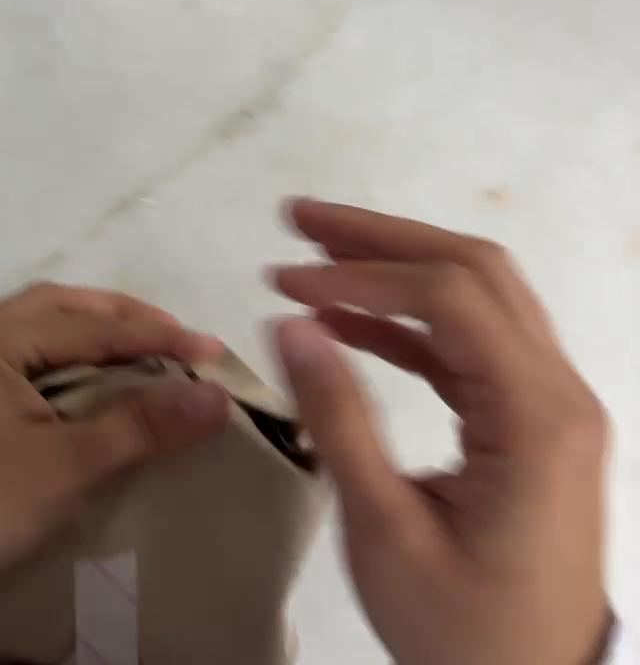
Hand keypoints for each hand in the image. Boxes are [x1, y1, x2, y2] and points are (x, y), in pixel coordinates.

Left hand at [0, 284, 228, 664]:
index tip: (215, 349)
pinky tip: (82, 377)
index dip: (153, 336)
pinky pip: (10, 350)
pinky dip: (53, 352)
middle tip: (177, 338)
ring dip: (82, 330)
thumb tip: (213, 394)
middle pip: (50, 307)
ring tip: (141, 351)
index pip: (84, 326)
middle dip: (115, 317)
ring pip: (27, 325)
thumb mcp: (69, 464)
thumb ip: (141, 424)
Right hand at [269, 199, 611, 664]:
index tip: (278, 285)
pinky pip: (458, 340)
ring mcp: (542, 406)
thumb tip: (288, 322)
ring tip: (304, 251)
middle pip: (478, 273)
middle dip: (381, 236)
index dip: (360, 275)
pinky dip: (394, 315)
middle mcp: (556, 395)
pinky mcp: (517, 421)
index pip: (451, 300)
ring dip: (388, 263)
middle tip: (295, 218)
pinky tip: (333, 317)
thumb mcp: (383, 522)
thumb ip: (336, 416)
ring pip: (474, 295)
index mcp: (535, 418)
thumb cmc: (457, 617)